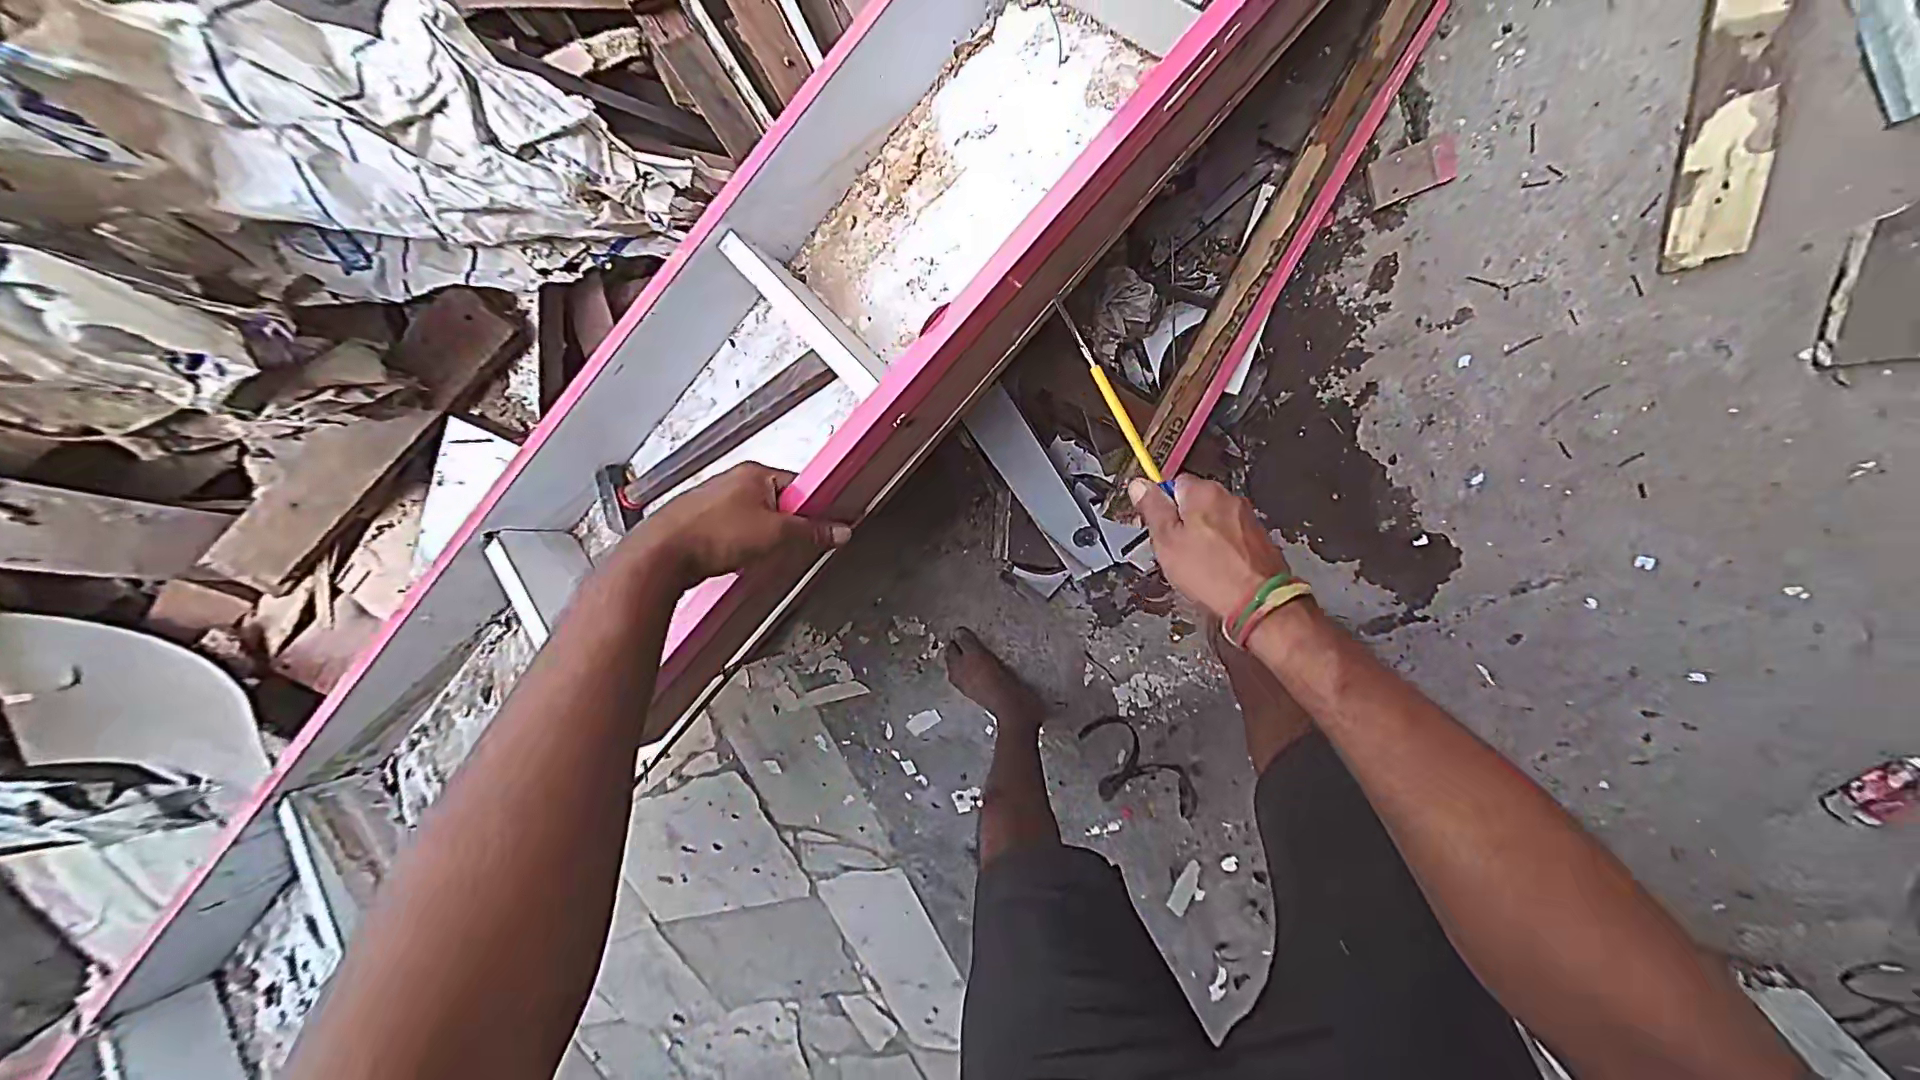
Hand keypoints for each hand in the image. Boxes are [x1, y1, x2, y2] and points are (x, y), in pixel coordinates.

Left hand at [623, 463, 850, 588]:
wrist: (661, 556)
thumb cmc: (708, 535)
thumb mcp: (776, 534)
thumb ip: (812, 532)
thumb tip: (837, 530)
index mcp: (754, 474)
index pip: (800, 485)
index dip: (815, 507)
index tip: (825, 525)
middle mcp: (733, 483)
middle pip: (779, 504)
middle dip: (787, 528)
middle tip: (789, 545)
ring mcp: (715, 503)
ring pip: (756, 521)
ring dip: (763, 540)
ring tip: (758, 556)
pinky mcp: (702, 524)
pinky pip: (735, 534)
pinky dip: (741, 548)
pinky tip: (738, 561)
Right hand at [1128, 475, 1291, 620]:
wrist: (1256, 601)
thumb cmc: (1212, 573)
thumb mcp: (1166, 540)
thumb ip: (1152, 508)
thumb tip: (1140, 486)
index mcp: (1204, 492)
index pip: (1172, 483)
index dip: (1160, 506)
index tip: (1155, 524)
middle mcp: (1229, 499)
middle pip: (1193, 503)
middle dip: (1181, 523)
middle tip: (1172, 549)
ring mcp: (1246, 518)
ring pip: (1212, 521)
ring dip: (1201, 538)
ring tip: (1194, 564)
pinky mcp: (1258, 539)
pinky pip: (1229, 538)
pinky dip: (1219, 550)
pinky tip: (1213, 570)